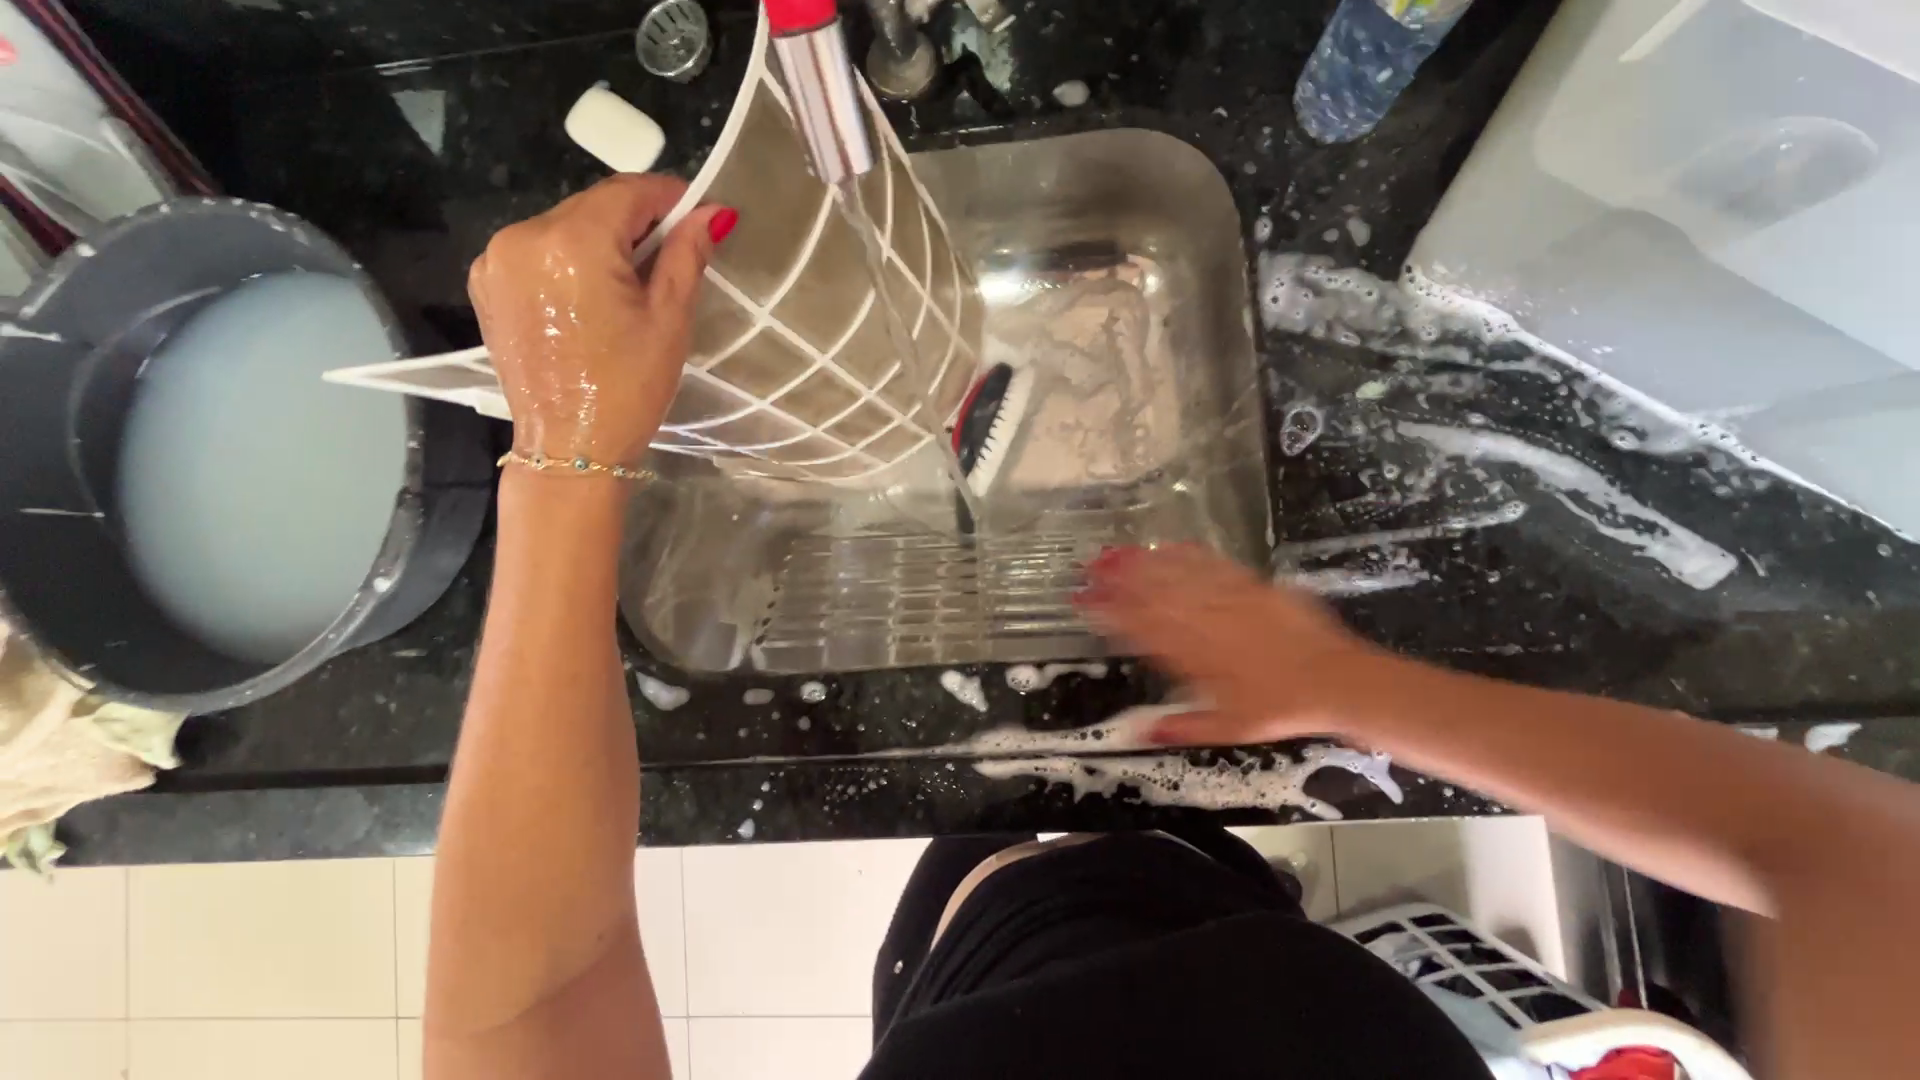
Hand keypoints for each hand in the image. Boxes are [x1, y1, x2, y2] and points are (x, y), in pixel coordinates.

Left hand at [468, 173, 737, 467]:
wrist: (570, 447)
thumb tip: (712, 212)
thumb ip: (687, 255)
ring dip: (601, 242)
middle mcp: (523, 235)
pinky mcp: (486, 284)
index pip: (628, 192)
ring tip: (629, 285)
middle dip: (635, 223)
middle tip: (671, 256)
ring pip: (564, 227)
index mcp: (573, 242)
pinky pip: (538, 252)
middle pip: (592, 206)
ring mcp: (496, 259)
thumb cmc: (630, 387)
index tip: (699, 214)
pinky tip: (590, 299)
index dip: (669, 197)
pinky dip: (568, 261)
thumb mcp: (669, 320)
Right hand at [1075, 545, 1389, 745]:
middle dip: (1116, 581)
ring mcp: (1228, 601)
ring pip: (1176, 576)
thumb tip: (1142, 733)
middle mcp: (1205, 624)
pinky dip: (1186, 554)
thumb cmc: (1280, 707)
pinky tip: (1168, 546)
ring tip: (1114, 552)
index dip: (1108, 614)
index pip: (1140, 630)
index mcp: (1193, 658)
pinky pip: (1212, 565)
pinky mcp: (1252, 586)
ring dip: (1142, 563)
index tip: (1085, 602)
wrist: (1334, 681)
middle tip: (1088, 568)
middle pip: (1151, 596)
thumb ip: (1182, 726)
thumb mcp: (1229, 727)